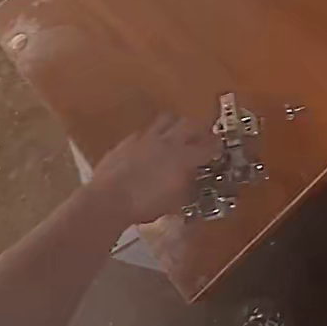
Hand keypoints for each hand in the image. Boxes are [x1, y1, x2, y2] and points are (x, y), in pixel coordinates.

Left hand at [85, 114, 217, 224]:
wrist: (107, 200)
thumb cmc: (145, 206)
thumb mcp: (175, 202)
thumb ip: (186, 185)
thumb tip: (191, 179)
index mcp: (184, 158)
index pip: (208, 146)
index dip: (216, 146)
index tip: (219, 148)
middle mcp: (168, 142)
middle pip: (190, 124)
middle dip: (199, 129)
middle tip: (201, 137)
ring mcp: (146, 139)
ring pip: (167, 119)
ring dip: (176, 125)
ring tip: (177, 134)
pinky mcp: (127, 141)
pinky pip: (144, 131)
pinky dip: (152, 136)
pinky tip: (149, 146)